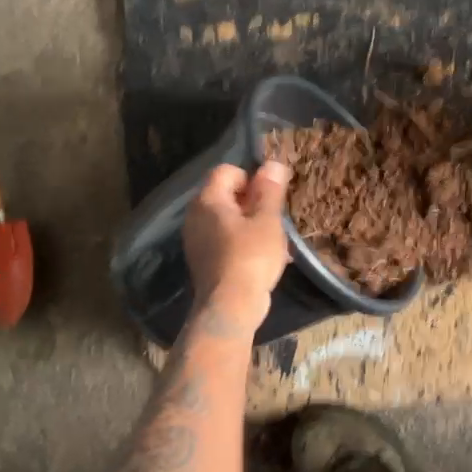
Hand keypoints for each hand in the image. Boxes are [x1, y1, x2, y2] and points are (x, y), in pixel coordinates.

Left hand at [182, 161, 291, 333]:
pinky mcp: (203, 259)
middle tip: (276, 218)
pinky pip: (225, 239)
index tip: (272, 196)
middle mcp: (195, 216)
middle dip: (253, 202)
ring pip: (227, 219)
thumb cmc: (252, 257)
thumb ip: (270, 191)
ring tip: (274, 240)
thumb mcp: (268, 221)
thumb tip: (272, 164)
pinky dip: (243, 242)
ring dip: (251, 223)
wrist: (231, 306)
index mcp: (208, 201)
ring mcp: (196, 239)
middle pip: (226, 195)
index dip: (252, 177)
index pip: (227, 171)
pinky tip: (264, 258)